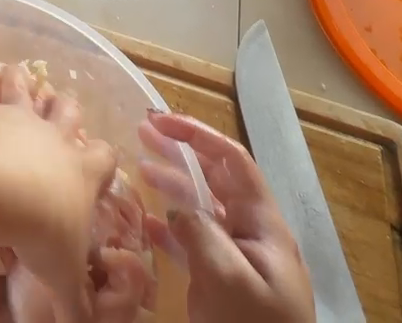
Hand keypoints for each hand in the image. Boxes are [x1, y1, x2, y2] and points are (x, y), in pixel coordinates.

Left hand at [0, 64, 146, 322]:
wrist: (10, 193)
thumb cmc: (44, 233)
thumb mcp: (64, 275)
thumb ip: (76, 302)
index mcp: (81, 171)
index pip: (105, 157)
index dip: (103, 157)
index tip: (99, 158)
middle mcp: (53, 137)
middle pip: (68, 108)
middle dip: (65, 107)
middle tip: (59, 107)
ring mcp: (18, 118)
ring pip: (24, 86)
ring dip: (19, 81)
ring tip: (14, 73)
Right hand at [140, 111, 314, 322]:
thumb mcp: (228, 278)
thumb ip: (200, 232)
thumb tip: (178, 210)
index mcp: (263, 226)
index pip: (232, 162)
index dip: (196, 134)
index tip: (157, 121)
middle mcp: (252, 234)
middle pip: (215, 177)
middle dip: (180, 150)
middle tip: (140, 131)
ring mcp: (237, 258)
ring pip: (201, 206)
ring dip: (171, 183)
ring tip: (137, 167)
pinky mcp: (221, 280)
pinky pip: (192, 240)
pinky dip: (168, 225)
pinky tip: (145, 222)